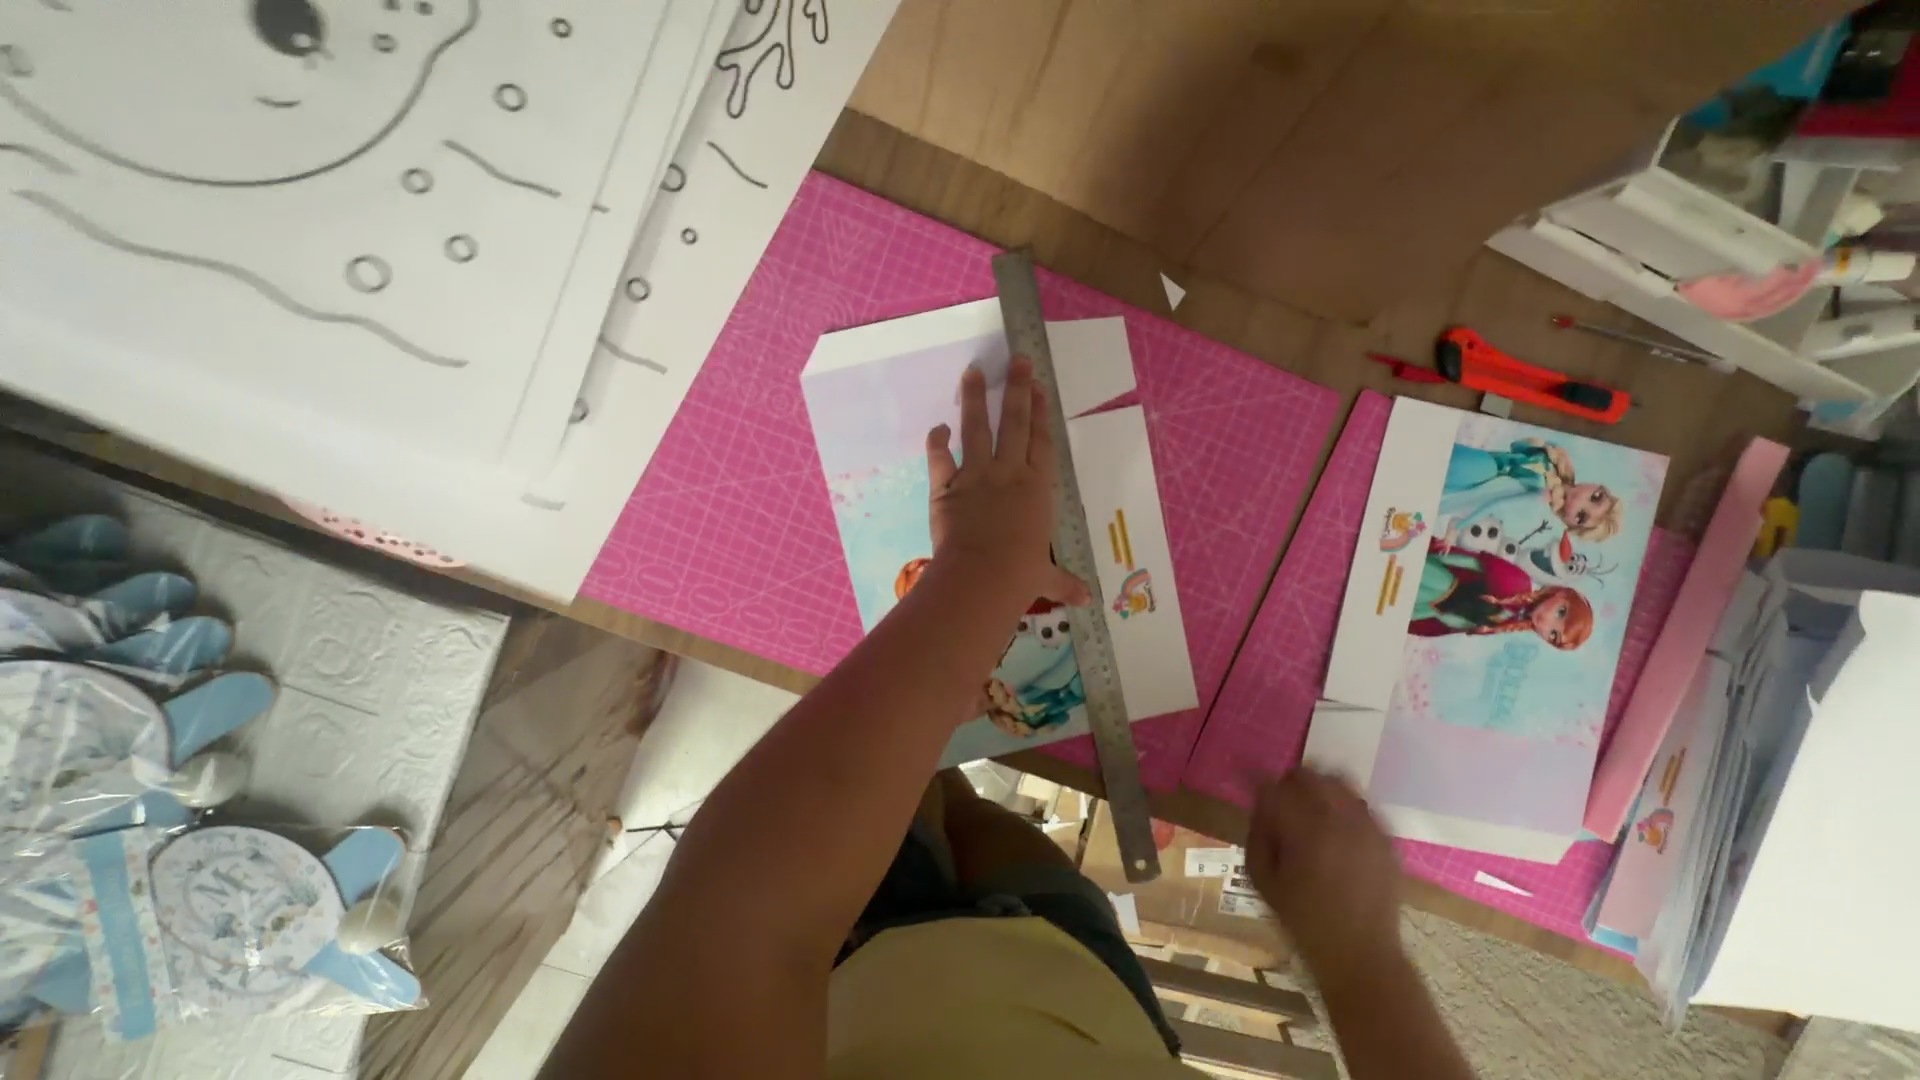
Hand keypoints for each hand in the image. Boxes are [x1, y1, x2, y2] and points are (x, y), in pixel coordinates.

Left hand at [926, 356, 1088, 607]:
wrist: (980, 577)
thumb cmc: (1019, 576)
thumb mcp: (1044, 579)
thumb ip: (1063, 582)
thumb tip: (1086, 599)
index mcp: (1037, 490)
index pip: (1042, 443)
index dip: (1041, 413)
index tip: (1039, 387)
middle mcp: (1009, 474)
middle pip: (1015, 424)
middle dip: (1017, 389)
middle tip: (1017, 360)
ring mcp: (976, 477)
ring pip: (977, 429)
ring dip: (975, 399)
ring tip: (973, 371)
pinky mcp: (947, 487)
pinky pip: (940, 458)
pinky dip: (937, 442)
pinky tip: (938, 427)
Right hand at [1246, 768, 1403, 978]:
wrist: (1361, 953)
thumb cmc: (1303, 919)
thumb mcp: (1261, 880)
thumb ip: (1257, 835)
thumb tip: (1261, 805)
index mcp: (1304, 831)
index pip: (1274, 788)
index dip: (1259, 785)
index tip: (1255, 792)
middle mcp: (1339, 820)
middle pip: (1309, 775)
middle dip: (1290, 782)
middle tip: (1282, 799)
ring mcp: (1368, 827)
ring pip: (1339, 783)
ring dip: (1319, 788)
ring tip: (1311, 808)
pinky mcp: (1386, 839)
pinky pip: (1362, 805)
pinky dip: (1345, 805)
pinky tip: (1338, 825)